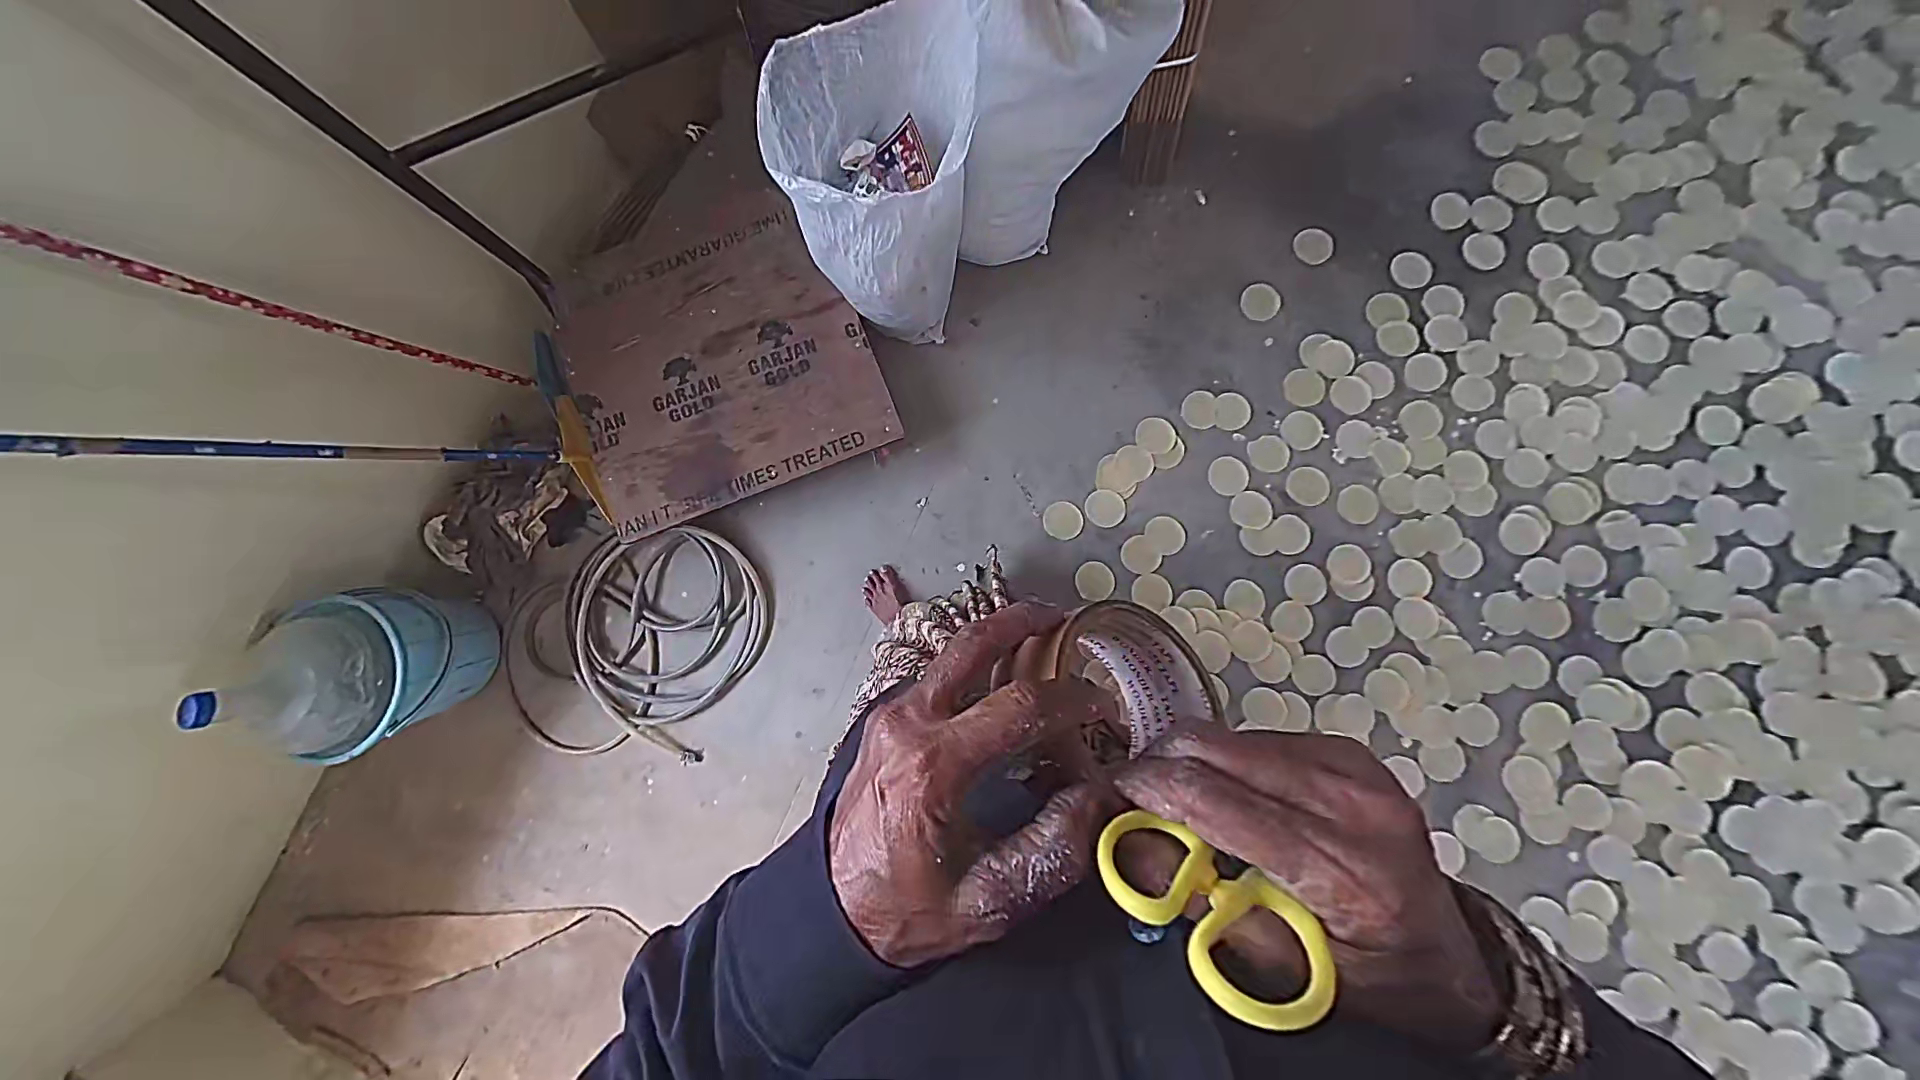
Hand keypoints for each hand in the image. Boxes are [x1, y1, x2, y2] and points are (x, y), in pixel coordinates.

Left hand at [829, 601, 1123, 967]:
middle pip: (974, 645)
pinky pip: (938, 674)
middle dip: (1023, 621)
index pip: (1019, 706)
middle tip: (1061, 618)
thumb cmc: (906, 908)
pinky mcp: (885, 718)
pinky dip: (975, 662)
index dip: (1071, 699)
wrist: (833, 907)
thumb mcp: (989, 900)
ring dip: (997, 635)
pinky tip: (1001, 676)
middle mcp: (908, 723)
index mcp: (933, 765)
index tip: (1099, 705)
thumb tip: (1098, 795)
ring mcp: (891, 714)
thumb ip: (1053, 849)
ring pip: (952, 653)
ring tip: (1037, 634)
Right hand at [1113, 723, 1502, 1047]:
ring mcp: (1352, 765)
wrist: (1450, 961)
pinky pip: (1252, 737)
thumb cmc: (1369, 979)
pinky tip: (1230, 795)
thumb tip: (1125, 842)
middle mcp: (1349, 800)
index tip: (1108, 797)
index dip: (1143, 789)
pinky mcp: (1346, 749)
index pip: (1207, 797)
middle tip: (1135, 800)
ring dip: (1187, 762)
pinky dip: (1222, 760)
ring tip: (1181, 804)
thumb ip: (1199, 904)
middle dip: (1155, 766)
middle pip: (1208, 746)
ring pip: (1224, 734)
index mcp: (1339, 867)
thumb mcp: (1283, 970)